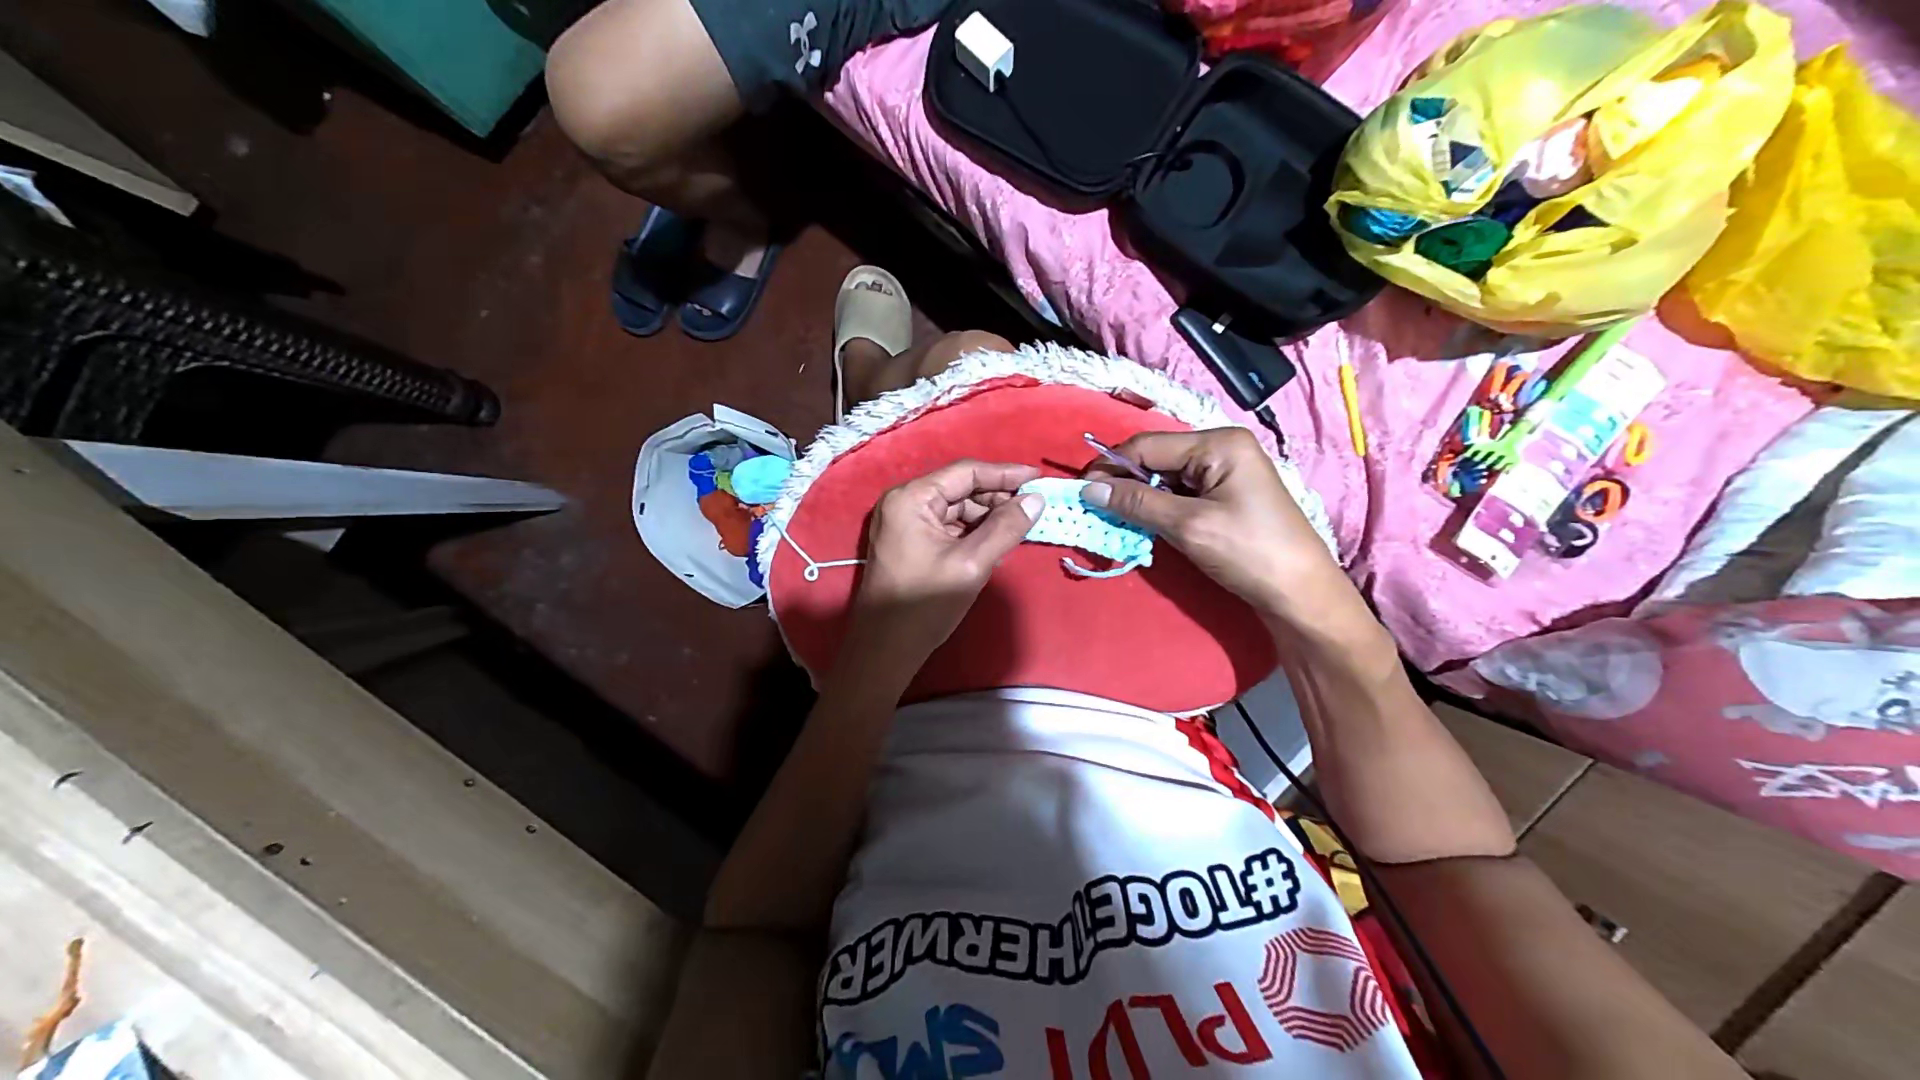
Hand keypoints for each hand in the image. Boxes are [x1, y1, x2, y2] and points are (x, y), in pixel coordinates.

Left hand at [851, 460, 1042, 664]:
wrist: (886, 648)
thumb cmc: (926, 605)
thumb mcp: (972, 564)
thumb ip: (1005, 528)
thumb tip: (1036, 500)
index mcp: (912, 498)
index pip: (965, 472)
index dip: (1005, 473)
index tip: (1038, 477)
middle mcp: (904, 501)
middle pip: (960, 487)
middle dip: (997, 497)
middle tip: (1033, 507)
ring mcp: (904, 521)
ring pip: (955, 507)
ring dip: (987, 515)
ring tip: (1019, 526)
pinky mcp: (909, 540)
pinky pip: (947, 524)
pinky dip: (972, 530)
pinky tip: (996, 540)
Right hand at [1084, 429, 1361, 631]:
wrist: (1301, 594)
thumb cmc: (1249, 552)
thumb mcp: (1188, 526)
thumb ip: (1137, 503)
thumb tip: (1090, 489)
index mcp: (1219, 443)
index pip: (1148, 445)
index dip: (1111, 466)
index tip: (1080, 490)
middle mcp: (1222, 447)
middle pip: (1156, 457)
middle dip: (1124, 481)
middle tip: (1094, 507)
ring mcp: (1226, 471)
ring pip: (1166, 476)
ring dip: (1139, 495)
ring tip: (1114, 517)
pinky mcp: (1225, 494)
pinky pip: (1181, 491)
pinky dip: (1158, 506)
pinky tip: (1143, 521)